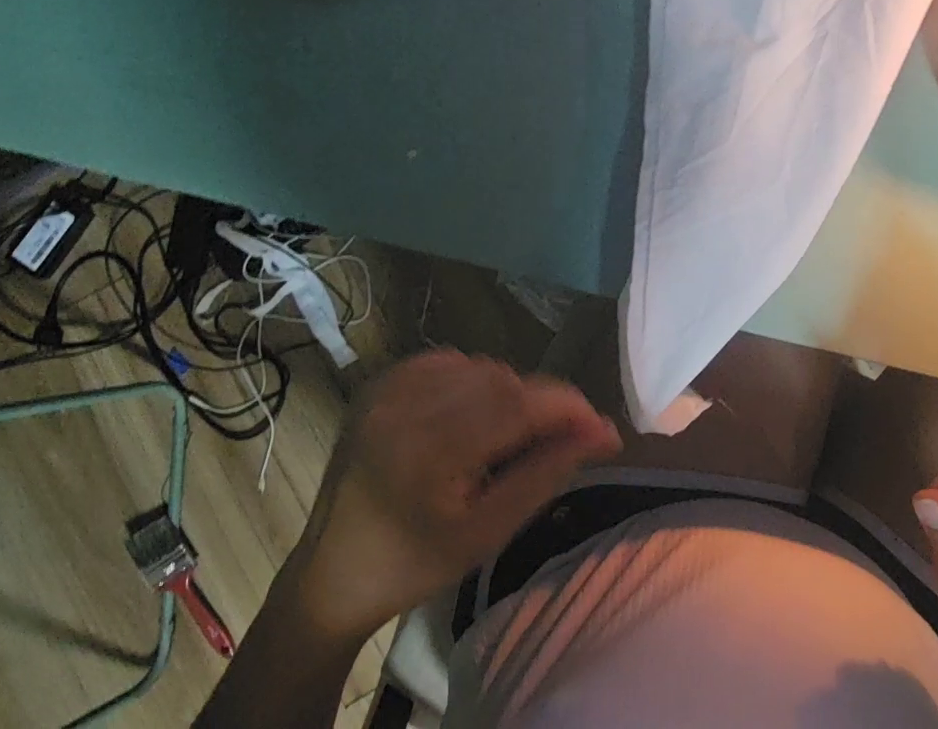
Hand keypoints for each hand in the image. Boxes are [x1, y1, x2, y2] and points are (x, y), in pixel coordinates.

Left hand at [286, 349, 621, 636]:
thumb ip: (545, 474)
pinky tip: (476, 415)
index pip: (518, 403)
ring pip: (477, 367)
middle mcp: (404, 403)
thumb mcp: (487, 532)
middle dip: (543, 404)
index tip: (604, 431)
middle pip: (501, 380)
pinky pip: (446, 363)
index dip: (568, 408)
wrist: (333, 573)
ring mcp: (386, 388)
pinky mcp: (378, 384)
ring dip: (510, 392)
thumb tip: (599, 434)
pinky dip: (474, 381)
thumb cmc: (413, 565)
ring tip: (517, 436)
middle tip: (565, 441)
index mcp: (428, 447)